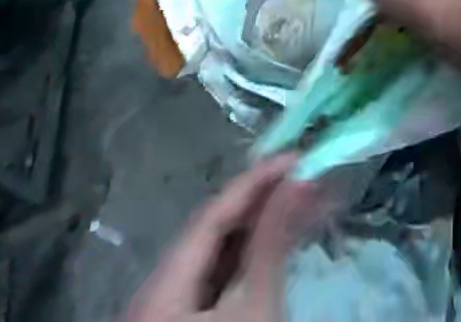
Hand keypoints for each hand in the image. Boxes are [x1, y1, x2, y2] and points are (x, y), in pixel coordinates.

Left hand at [125, 157, 320, 321]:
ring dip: (259, 226)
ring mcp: (166, 315)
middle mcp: (153, 296)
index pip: (212, 216)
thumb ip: (274, 238)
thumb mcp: (257, 307)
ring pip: (215, 254)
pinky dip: (249, 256)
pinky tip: (278, 242)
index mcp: (159, 291)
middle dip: (261, 201)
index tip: (299, 155)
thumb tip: (300, 177)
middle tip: (307, 176)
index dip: (256, 181)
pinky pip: (216, 277)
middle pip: (210, 232)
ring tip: (303, 201)